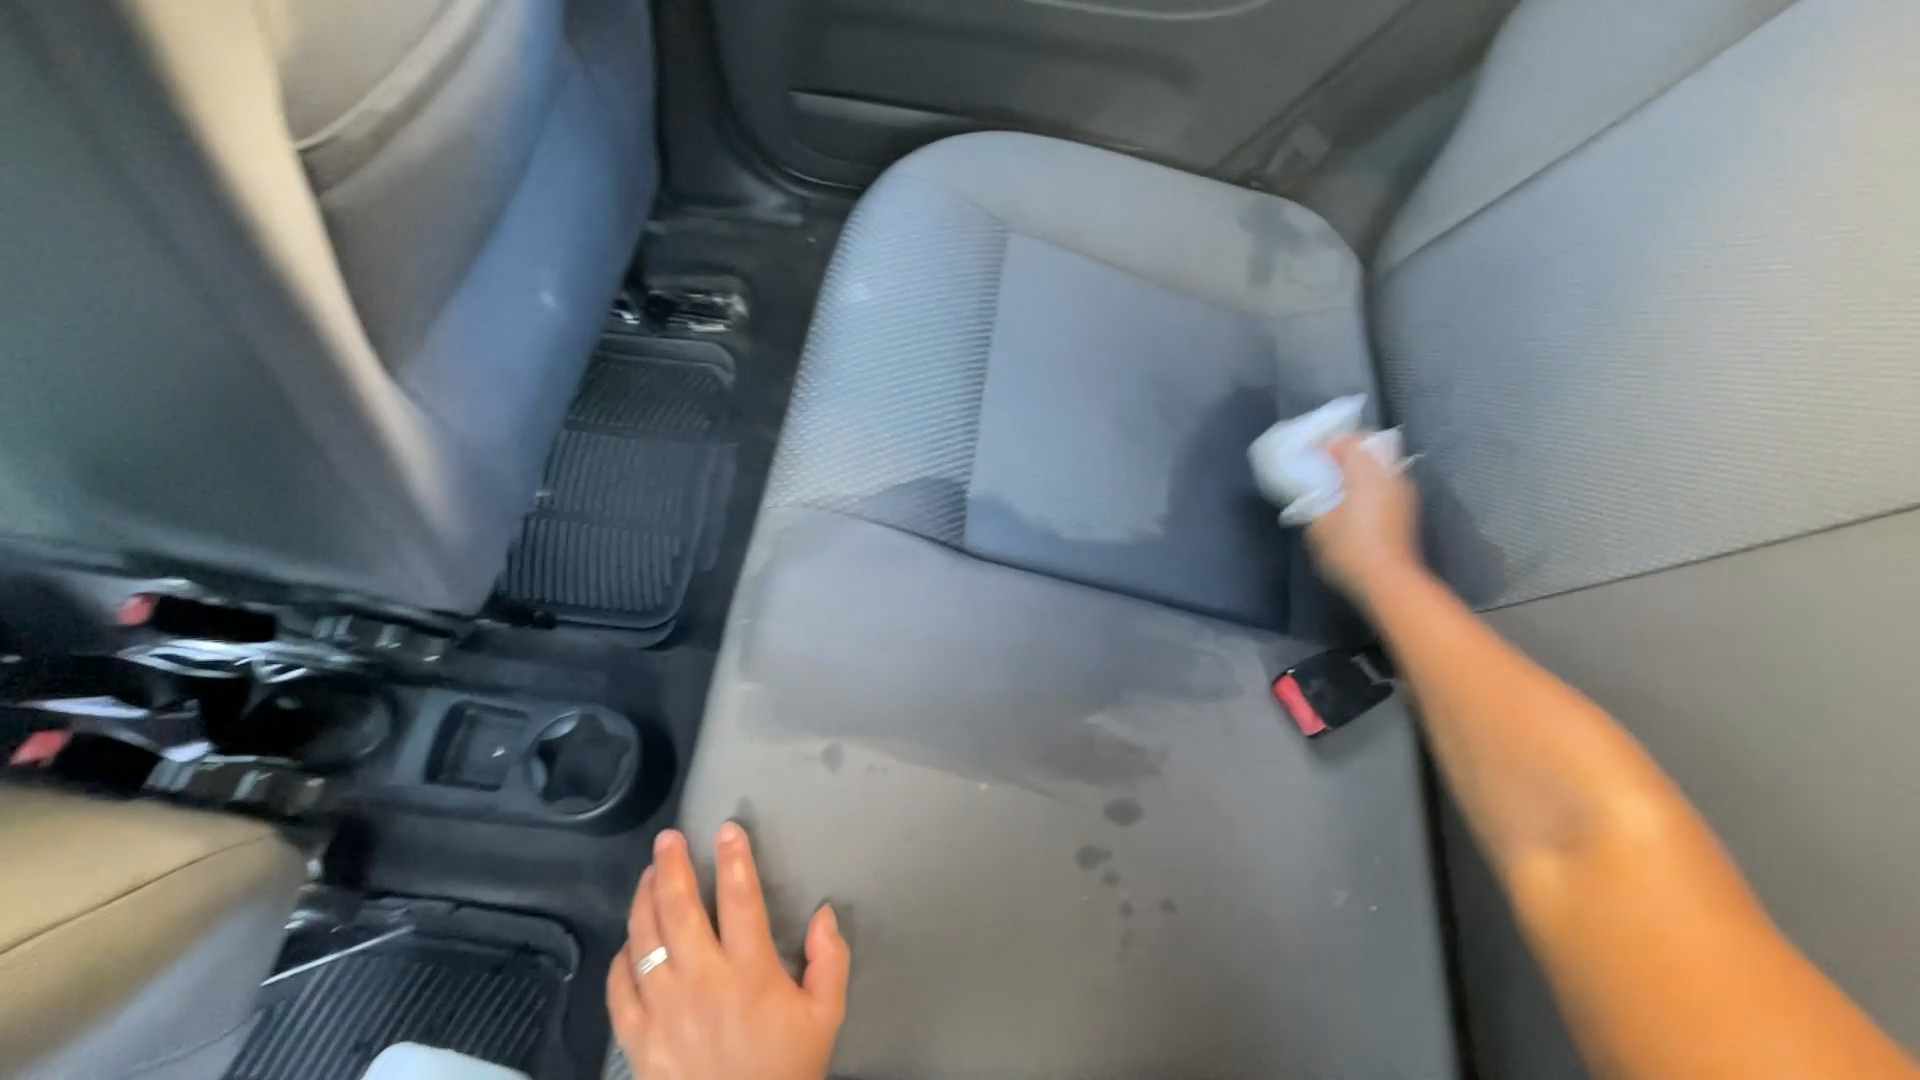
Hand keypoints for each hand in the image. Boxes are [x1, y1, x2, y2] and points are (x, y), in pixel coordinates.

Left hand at [608, 826, 849, 1079]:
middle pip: (680, 909)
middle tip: (668, 839)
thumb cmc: (785, 1068)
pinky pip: (619, 988)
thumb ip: (831, 960)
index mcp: (750, 972)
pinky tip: (629, 940)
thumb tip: (824, 913)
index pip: (741, 899)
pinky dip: (621, 957)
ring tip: (647, 874)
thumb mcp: (826, 1016)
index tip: (727, 830)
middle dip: (672, 866)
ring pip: (644, 939)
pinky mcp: (637, 1039)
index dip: (734, 860)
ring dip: (644, 899)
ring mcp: (663, 1010)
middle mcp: (702, 981)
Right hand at [1306, 434, 1423, 606]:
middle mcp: (1389, 475)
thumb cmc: (1350, 551)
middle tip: (1325, 464)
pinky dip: (1369, 484)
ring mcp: (1403, 491)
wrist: (1390, 581)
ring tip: (1338, 484)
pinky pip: (1386, 483)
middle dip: (1346, 452)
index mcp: (1365, 474)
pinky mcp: (1407, 508)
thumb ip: (1316, 503)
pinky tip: (1354, 503)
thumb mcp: (1318, 527)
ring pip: (1380, 466)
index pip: (1350, 441)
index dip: (1329, 443)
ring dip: (1360, 468)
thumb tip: (1317, 496)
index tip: (1312, 453)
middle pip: (1370, 448)